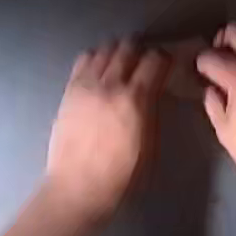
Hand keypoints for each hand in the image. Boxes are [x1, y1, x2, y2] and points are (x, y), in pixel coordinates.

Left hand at [41, 40, 169, 225]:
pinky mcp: (70, 88)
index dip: (163, 57)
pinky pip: (84, 58)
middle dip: (140, 50)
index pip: (154, 59)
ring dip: (117, 51)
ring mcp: (87, 84)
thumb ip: (152, 110)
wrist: (76, 188)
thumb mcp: (150, 144)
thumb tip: (155, 90)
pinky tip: (99, 70)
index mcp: (136, 99)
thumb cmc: (120, 175)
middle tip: (143, 61)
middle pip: (128, 46)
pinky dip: (96, 57)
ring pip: (106, 48)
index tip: (166, 63)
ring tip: (121, 63)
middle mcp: (111, 84)